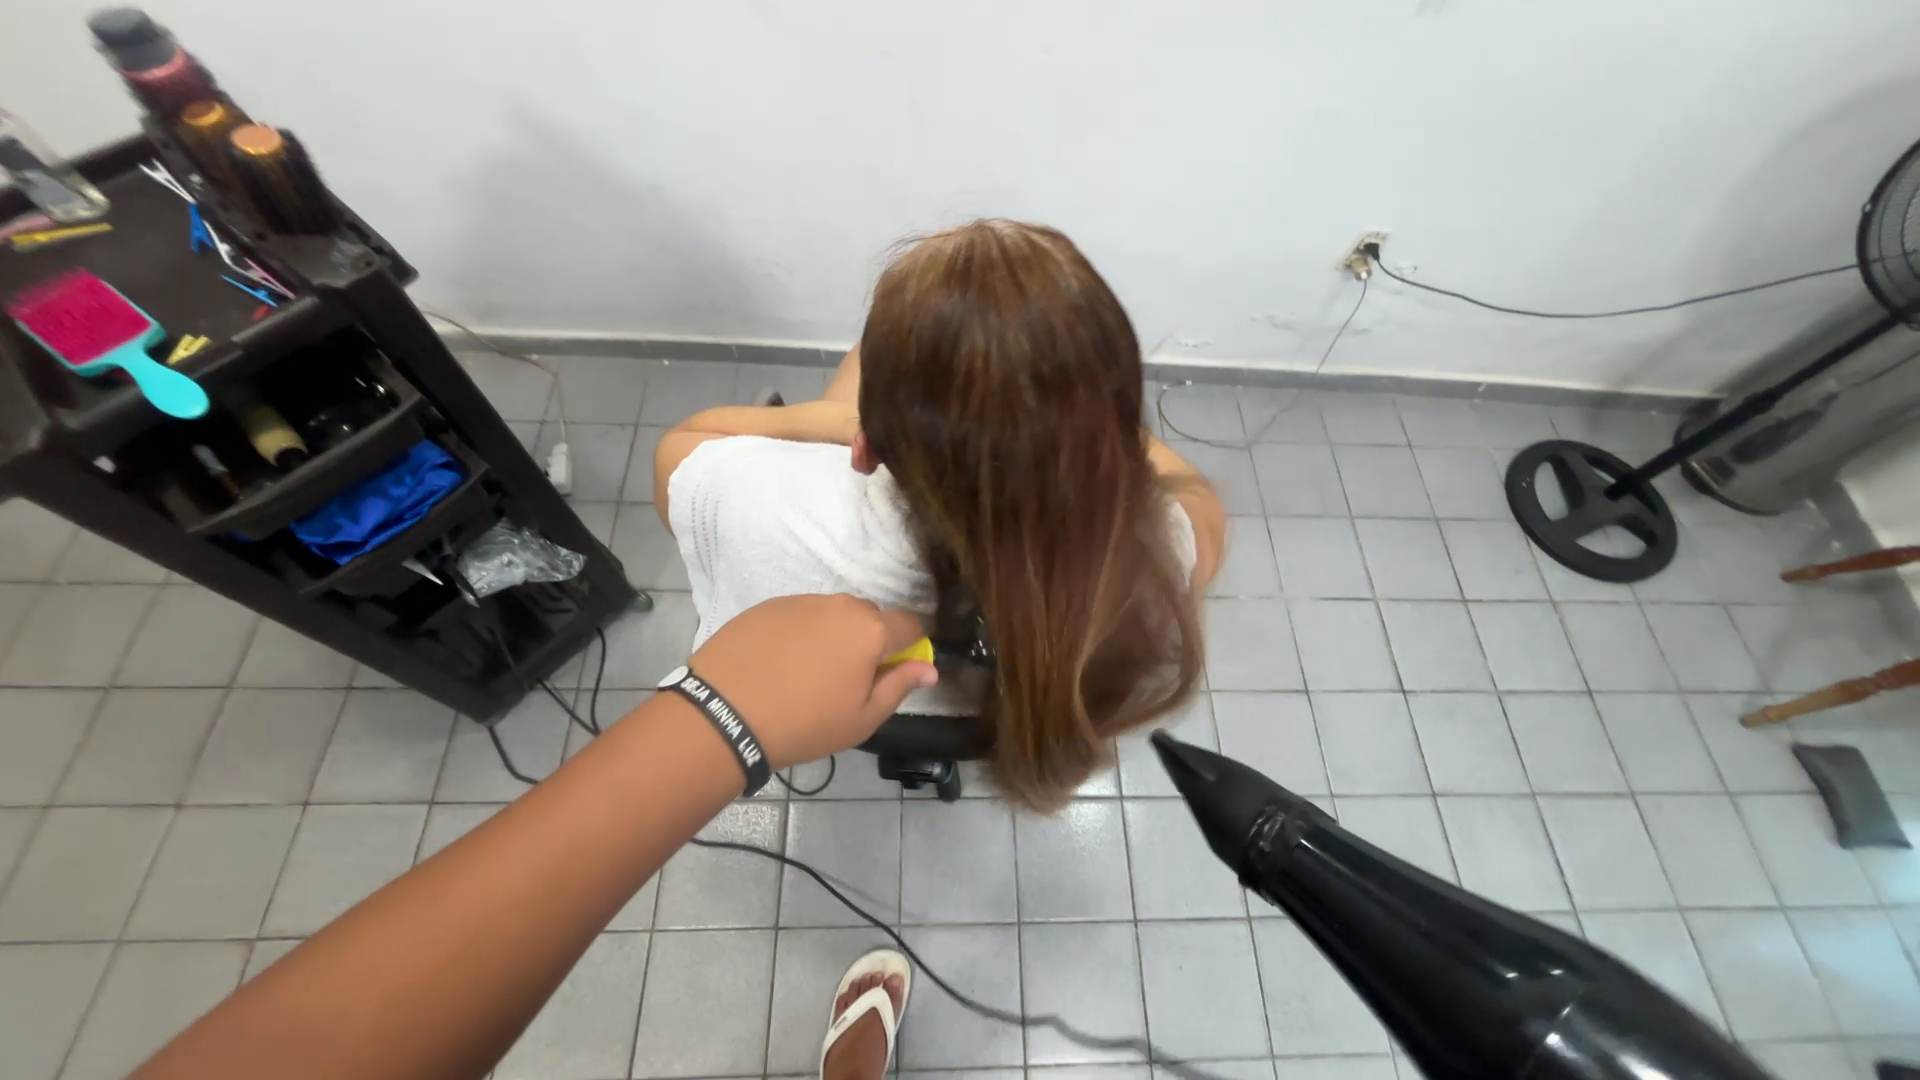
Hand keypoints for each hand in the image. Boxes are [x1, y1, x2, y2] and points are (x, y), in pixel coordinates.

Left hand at [686, 594, 936, 768]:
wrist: (723, 714)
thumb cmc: (804, 723)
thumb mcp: (861, 719)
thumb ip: (899, 687)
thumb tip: (927, 668)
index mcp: (870, 630)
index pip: (910, 624)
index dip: (908, 647)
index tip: (891, 672)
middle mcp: (841, 605)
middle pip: (870, 617)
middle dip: (869, 641)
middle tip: (845, 680)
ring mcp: (802, 601)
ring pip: (833, 614)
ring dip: (833, 636)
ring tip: (807, 673)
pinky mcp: (768, 605)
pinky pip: (800, 615)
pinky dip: (800, 633)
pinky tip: (779, 664)